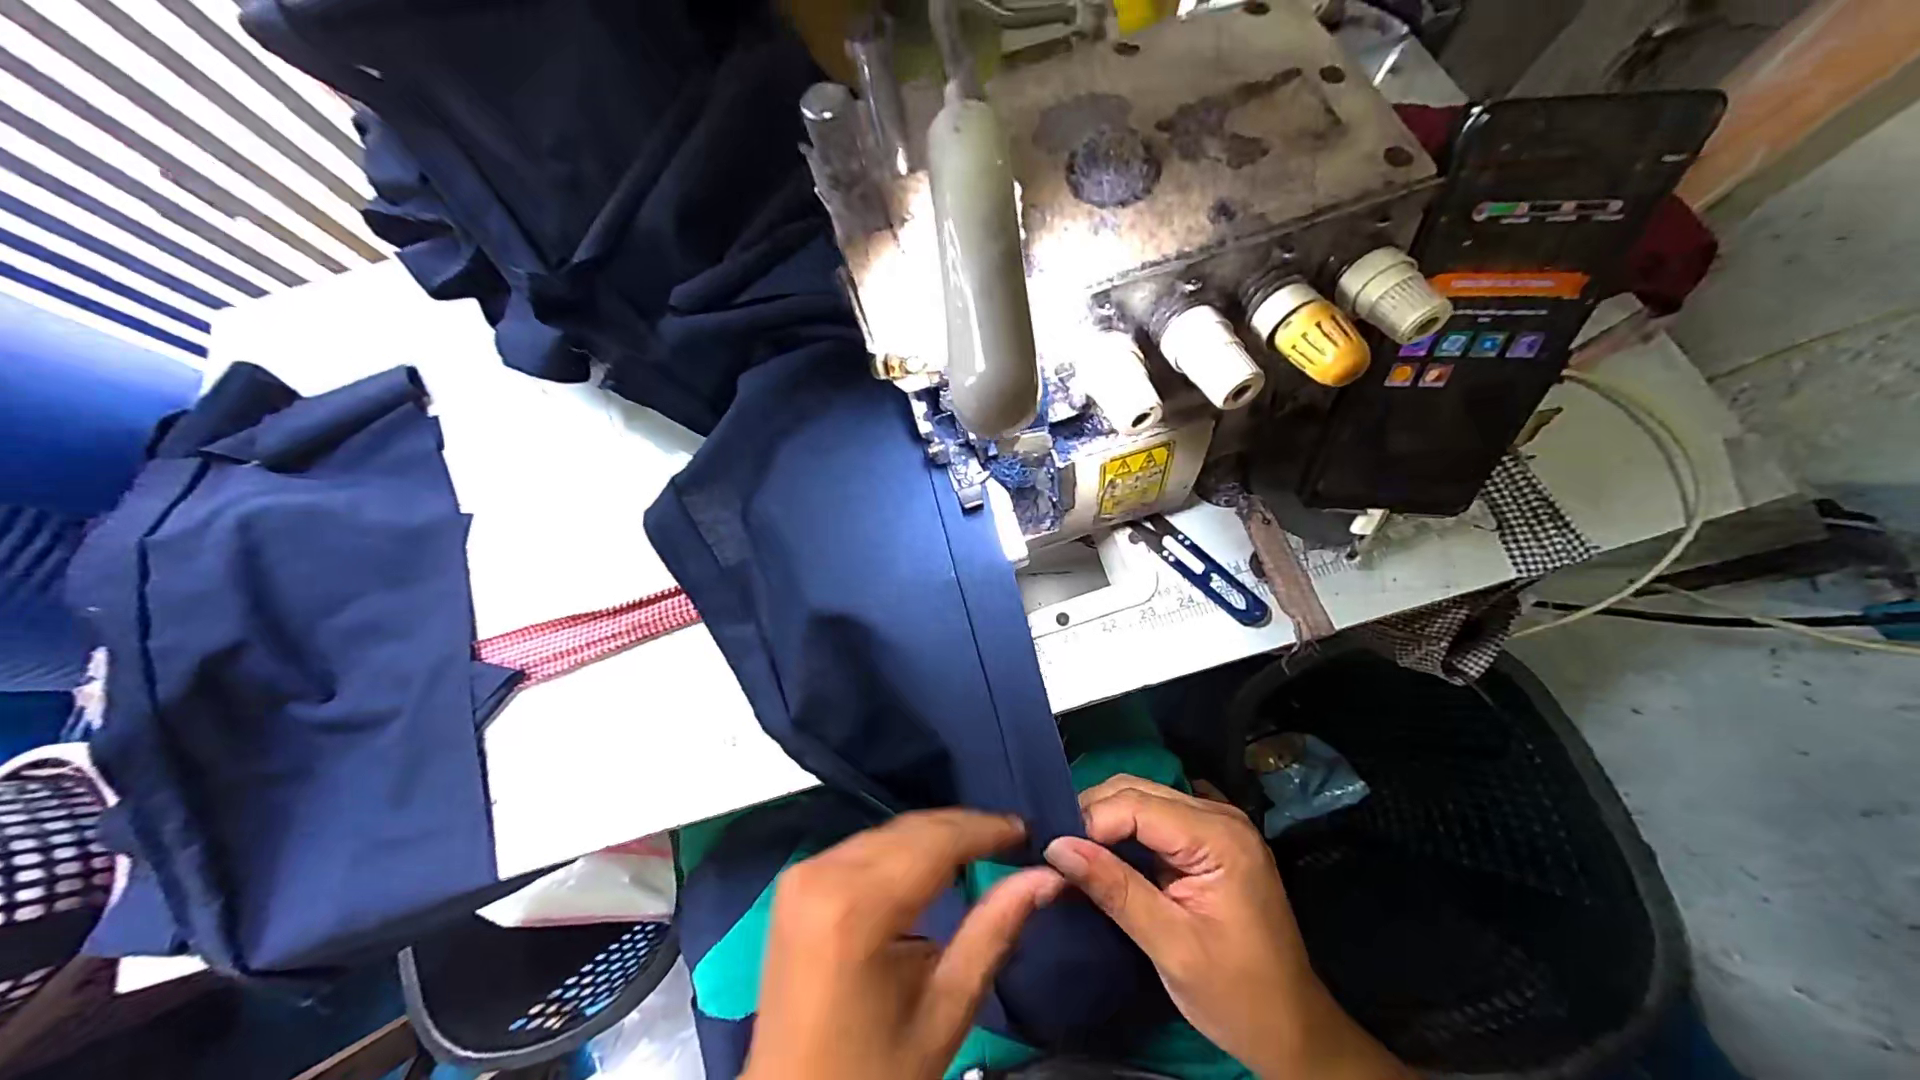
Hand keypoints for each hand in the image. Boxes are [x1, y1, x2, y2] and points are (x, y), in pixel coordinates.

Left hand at [742, 809, 1065, 1079]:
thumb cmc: (874, 1069)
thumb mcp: (945, 1009)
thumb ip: (994, 931)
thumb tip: (1044, 878)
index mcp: (856, 907)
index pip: (934, 842)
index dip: (984, 829)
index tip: (1025, 829)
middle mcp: (822, 874)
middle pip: (909, 831)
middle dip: (963, 829)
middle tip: (1011, 837)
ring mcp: (803, 874)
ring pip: (887, 833)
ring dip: (934, 836)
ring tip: (981, 847)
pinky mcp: (796, 882)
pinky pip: (862, 847)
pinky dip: (902, 849)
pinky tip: (931, 861)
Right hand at [1044, 776, 1411, 1079]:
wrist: (1293, 1030)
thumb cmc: (1238, 996)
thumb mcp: (1171, 946)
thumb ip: (1115, 889)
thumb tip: (1057, 848)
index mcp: (1218, 837)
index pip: (1135, 804)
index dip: (1090, 822)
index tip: (1054, 855)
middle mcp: (1219, 815)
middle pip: (1136, 791)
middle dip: (1092, 816)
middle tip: (1057, 854)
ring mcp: (1217, 824)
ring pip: (1141, 798)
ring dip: (1104, 821)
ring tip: (1073, 853)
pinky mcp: (1209, 839)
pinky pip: (1155, 816)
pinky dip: (1124, 829)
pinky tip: (1104, 852)